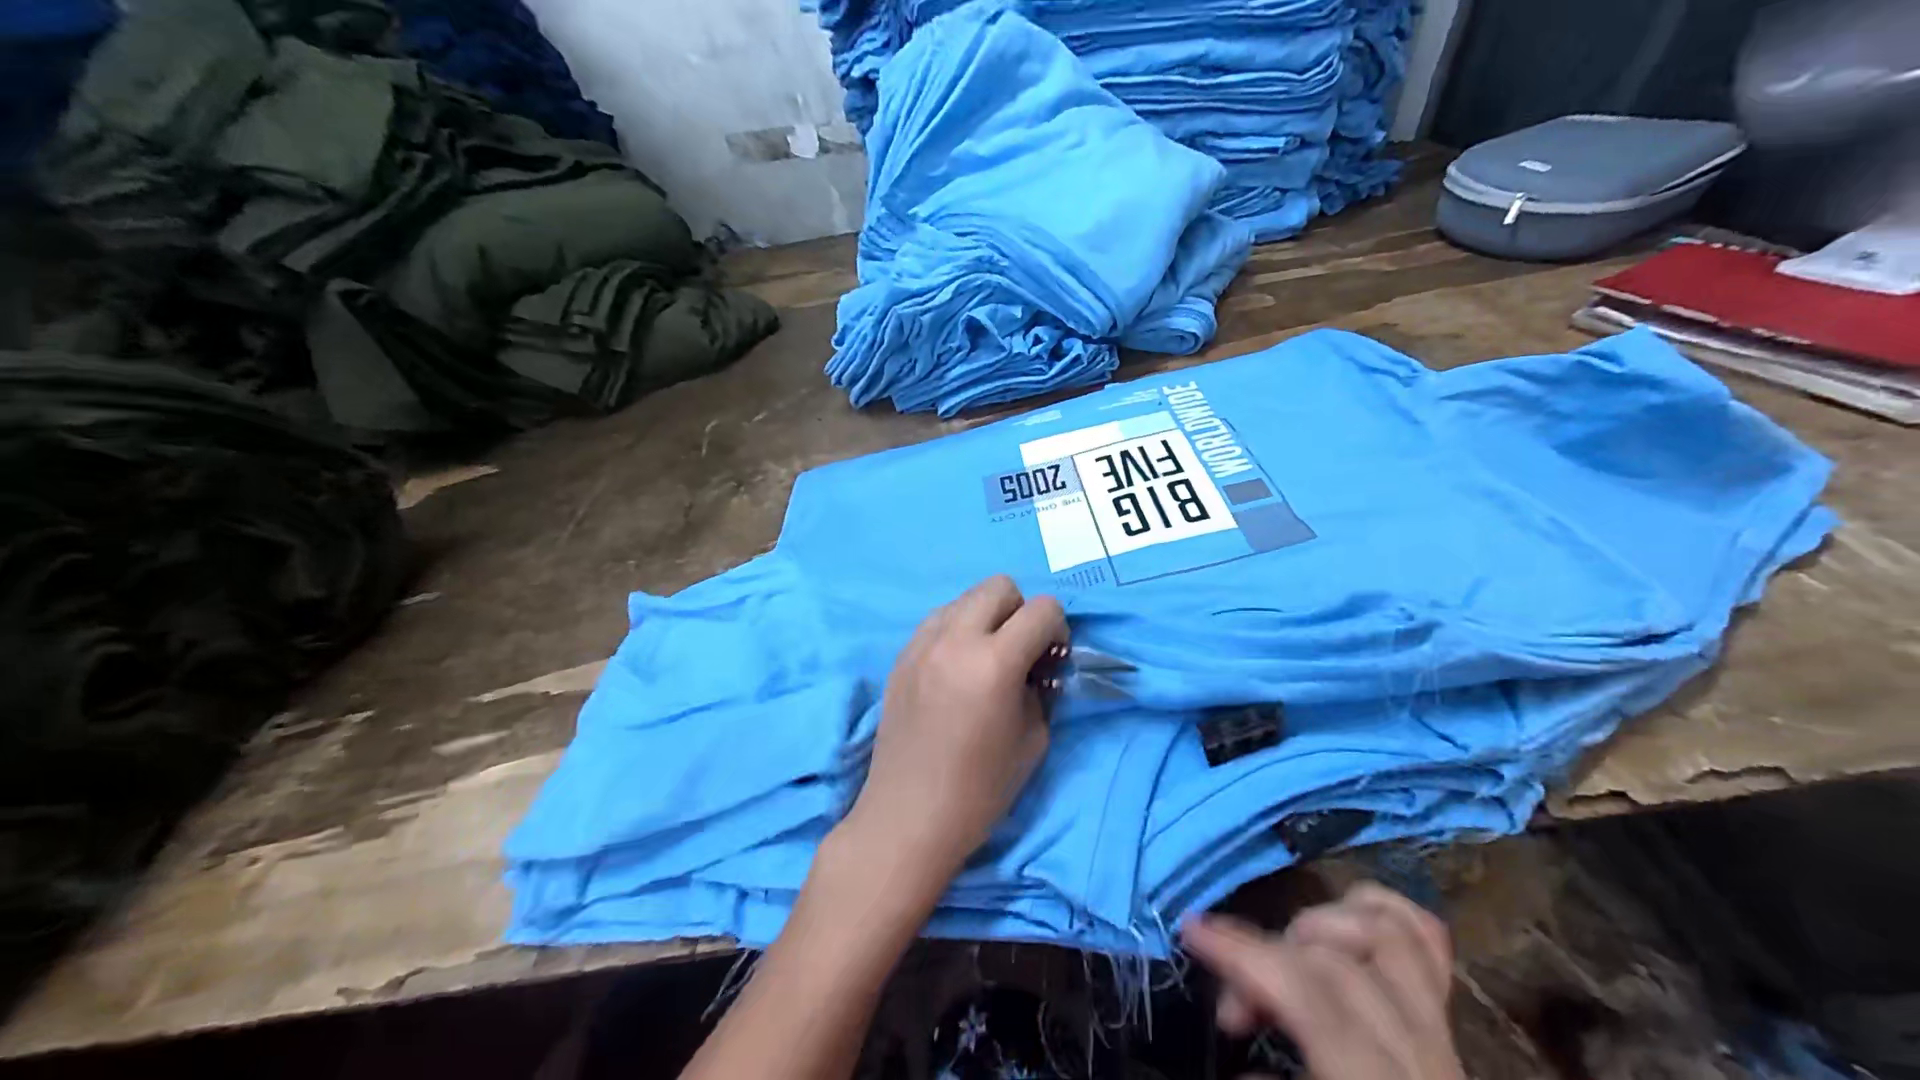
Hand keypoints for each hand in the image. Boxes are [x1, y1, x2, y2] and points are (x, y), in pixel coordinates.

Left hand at [838, 575, 1065, 895]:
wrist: (909, 815)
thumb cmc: (981, 788)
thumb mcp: (1034, 738)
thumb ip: (1042, 689)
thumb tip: (1039, 665)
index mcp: (995, 661)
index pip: (1043, 608)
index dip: (1058, 629)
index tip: (1052, 660)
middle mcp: (955, 638)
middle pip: (1000, 586)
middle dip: (1021, 611)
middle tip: (1021, 652)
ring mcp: (922, 643)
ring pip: (965, 597)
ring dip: (987, 617)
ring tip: (986, 659)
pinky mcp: (901, 654)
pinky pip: (938, 620)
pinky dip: (957, 630)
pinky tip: (957, 669)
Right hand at [1182, 883, 1464, 1079]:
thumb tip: (1242, 1068)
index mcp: (1375, 1078)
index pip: (1307, 991)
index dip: (1243, 952)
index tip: (1191, 931)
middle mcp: (1420, 1047)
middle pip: (1331, 956)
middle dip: (1262, 954)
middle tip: (1232, 1005)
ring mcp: (1442, 1027)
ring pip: (1382, 930)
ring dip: (1317, 926)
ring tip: (1284, 960)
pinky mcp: (1447, 1018)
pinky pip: (1424, 936)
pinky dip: (1378, 910)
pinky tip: (1340, 917)